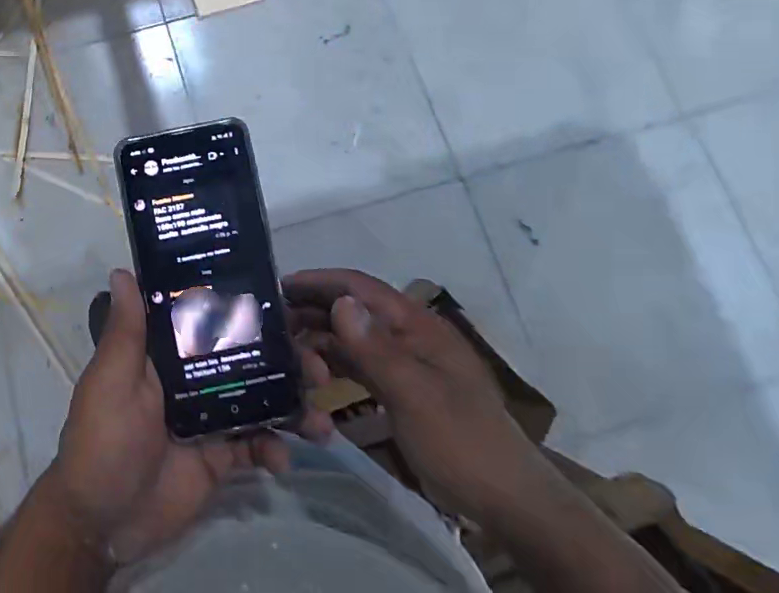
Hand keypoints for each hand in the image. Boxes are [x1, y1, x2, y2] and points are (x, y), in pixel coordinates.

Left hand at [51, 270, 329, 562]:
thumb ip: (126, 330)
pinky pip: (257, 444)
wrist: (103, 523)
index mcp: (171, 353)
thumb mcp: (112, 379)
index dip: (252, 309)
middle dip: (290, 359)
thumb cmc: (105, 439)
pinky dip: (275, 449)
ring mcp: (213, 415)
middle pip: (252, 357)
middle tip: (320, 367)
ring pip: (264, 398)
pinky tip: (282, 459)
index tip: (290, 303)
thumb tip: (122, 271)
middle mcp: (197, 377)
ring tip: (320, 420)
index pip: (216, 319)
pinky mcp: (222, 454)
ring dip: (295, 405)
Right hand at [284, 269, 570, 526]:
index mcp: (417, 324)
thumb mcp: (415, 394)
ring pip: (357, 336)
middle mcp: (411, 334)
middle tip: (272, 321)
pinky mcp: (406, 388)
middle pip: (356, 309)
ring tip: (285, 343)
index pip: (361, 287)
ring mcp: (409, 361)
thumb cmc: (460, 440)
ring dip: (324, 335)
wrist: (505, 497)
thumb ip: (376, 349)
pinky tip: (315, 370)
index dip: (320, 281)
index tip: (280, 285)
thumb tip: (339, 302)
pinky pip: (364, 364)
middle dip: (316, 308)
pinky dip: (338, 362)